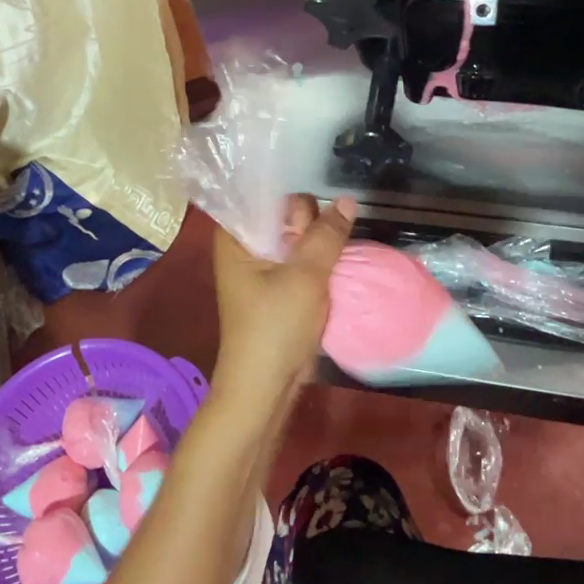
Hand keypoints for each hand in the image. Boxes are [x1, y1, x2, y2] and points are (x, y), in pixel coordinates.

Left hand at [211, 195, 356, 407]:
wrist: (265, 387)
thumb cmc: (275, 327)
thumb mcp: (306, 275)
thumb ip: (327, 234)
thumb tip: (348, 201)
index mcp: (235, 236)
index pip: (266, 196)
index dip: (295, 205)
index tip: (310, 227)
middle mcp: (244, 247)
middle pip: (286, 217)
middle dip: (311, 227)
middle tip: (316, 255)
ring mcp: (260, 270)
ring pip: (297, 241)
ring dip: (318, 248)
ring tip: (330, 263)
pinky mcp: (277, 290)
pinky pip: (301, 262)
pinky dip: (317, 264)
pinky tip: (334, 270)